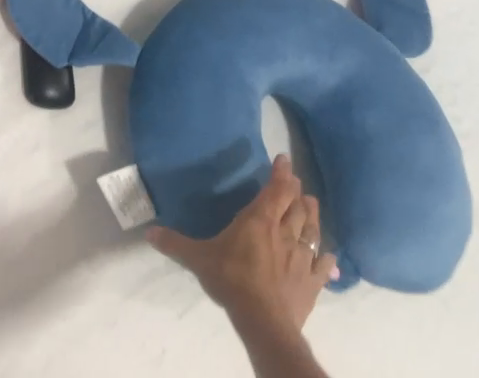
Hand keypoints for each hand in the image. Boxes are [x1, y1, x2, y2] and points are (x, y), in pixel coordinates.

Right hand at [147, 154, 338, 330]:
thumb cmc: (231, 279)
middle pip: (296, 207)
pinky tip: (329, 254)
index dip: (281, 174)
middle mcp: (284, 234)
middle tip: (297, 183)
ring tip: (313, 203)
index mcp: (258, 221)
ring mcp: (302, 258)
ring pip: (312, 230)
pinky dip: (327, 256)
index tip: (285, 159)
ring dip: (313, 215)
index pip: (275, 191)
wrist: (264, 320)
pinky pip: (324, 264)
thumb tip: (148, 232)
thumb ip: (174, 243)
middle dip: (296, 192)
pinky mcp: (313, 281)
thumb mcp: (196, 258)